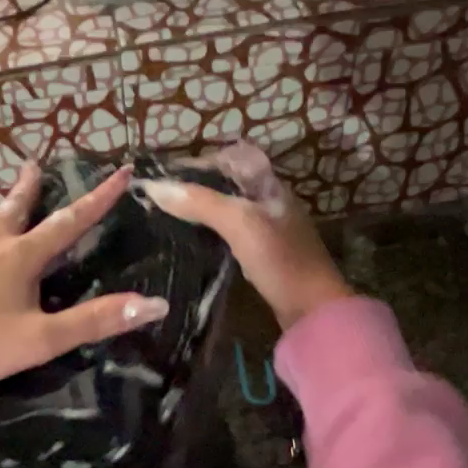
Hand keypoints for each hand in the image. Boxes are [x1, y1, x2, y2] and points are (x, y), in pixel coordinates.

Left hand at [0, 162, 171, 421]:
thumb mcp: (40, 341)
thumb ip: (95, 321)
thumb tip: (153, 304)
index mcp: (19, 257)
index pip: (69, 221)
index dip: (99, 198)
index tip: (122, 171)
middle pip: (15, 209)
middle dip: (30, 188)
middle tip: (34, 166)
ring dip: (1, 217)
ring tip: (5, 220)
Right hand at [139, 142, 353, 330]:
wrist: (313, 309)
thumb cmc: (280, 260)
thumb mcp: (239, 224)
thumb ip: (200, 203)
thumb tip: (154, 186)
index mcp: (270, 186)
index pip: (232, 157)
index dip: (199, 162)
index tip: (166, 175)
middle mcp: (270, 202)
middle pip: (228, 184)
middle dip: (195, 187)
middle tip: (160, 198)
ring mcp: (269, 230)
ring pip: (229, 210)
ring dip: (201, 211)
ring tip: (167, 218)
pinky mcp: (264, 256)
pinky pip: (231, 234)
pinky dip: (210, 233)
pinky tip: (192, 243)